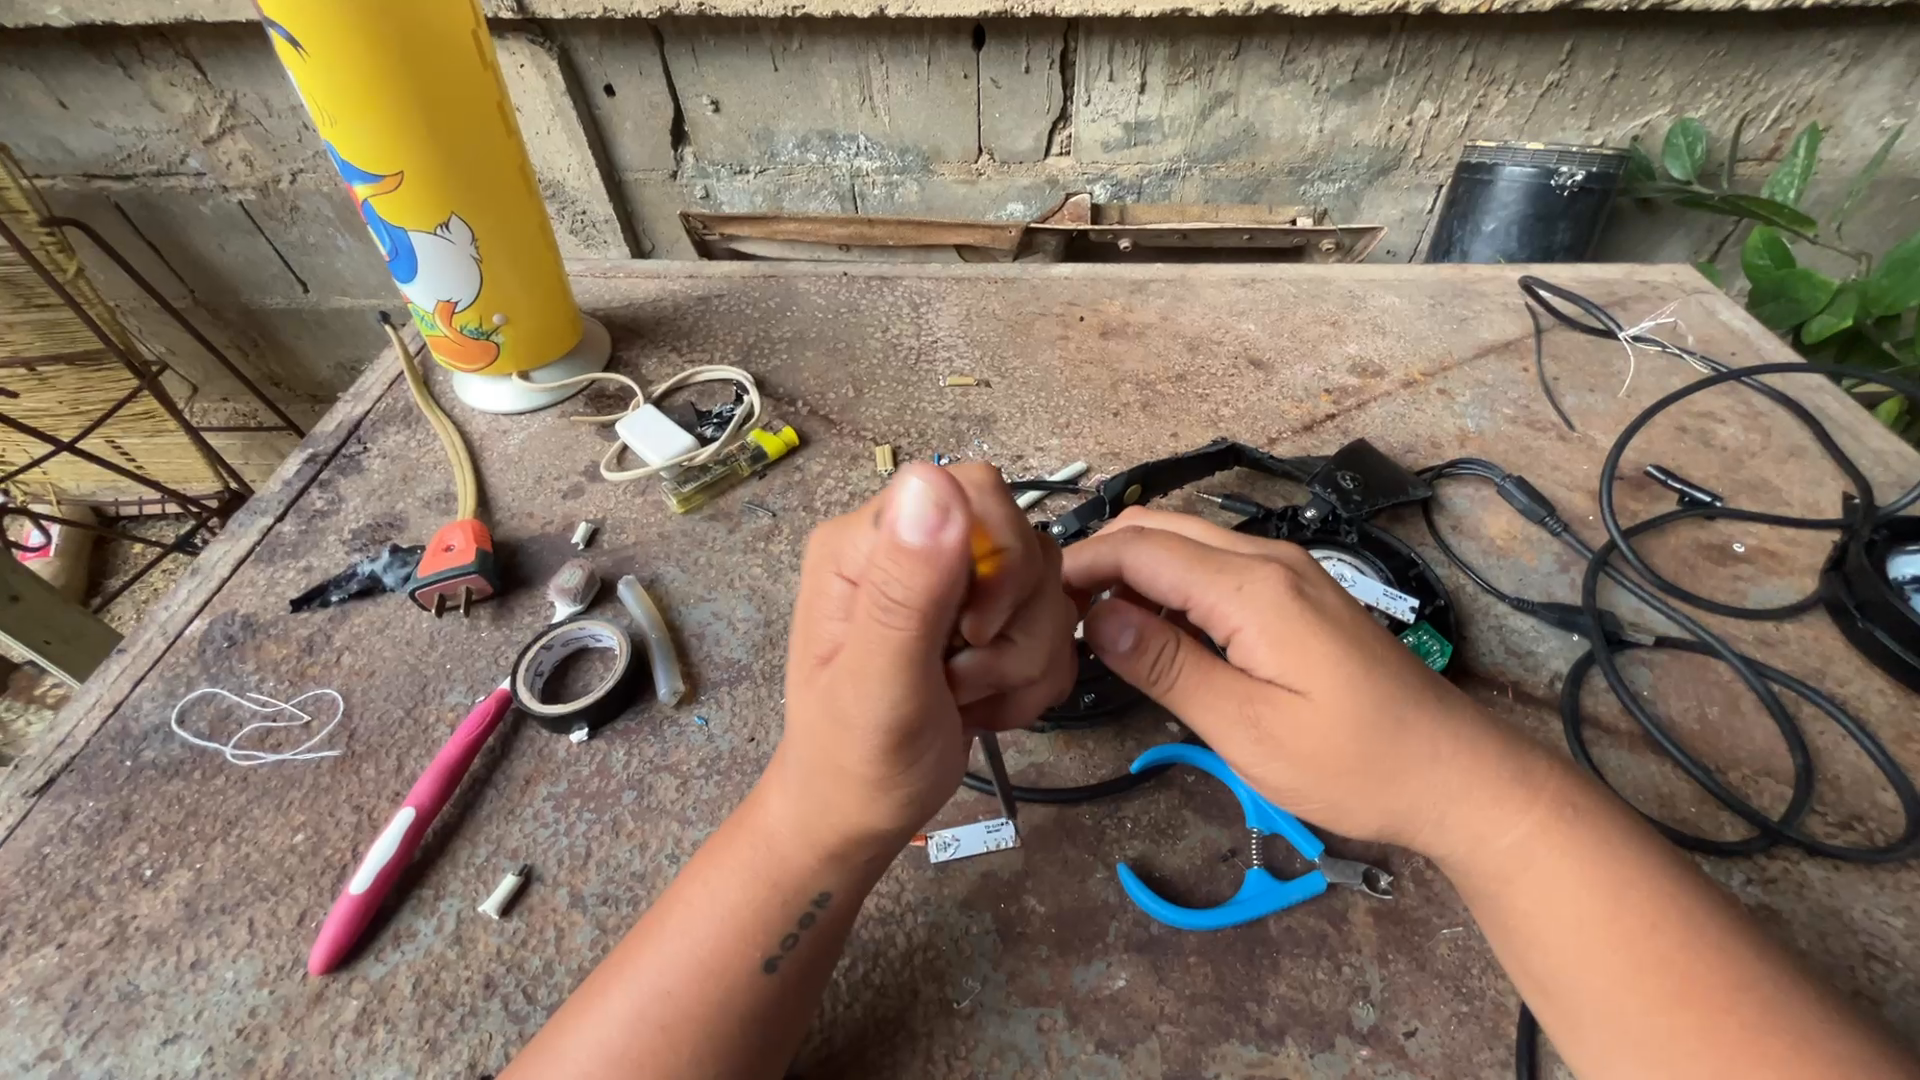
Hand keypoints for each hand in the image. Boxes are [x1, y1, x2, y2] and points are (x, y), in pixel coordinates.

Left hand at [766, 463, 1076, 856]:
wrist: (862, 813)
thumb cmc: (854, 759)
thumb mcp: (877, 682)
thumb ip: (906, 586)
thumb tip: (935, 478)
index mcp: (866, 542)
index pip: (974, 491)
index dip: (1000, 559)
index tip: (976, 630)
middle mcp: (912, 547)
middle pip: (1022, 541)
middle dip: (1013, 623)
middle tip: (963, 676)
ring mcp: (951, 583)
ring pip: (1045, 588)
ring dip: (1022, 660)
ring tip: (967, 699)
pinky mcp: (983, 618)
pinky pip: (1050, 624)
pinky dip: (1032, 676)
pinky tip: (985, 705)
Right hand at [1062, 507, 1533, 854]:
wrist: (1457, 775)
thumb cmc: (1350, 764)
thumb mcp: (1247, 729)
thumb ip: (1165, 665)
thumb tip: (1095, 614)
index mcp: (1251, 588)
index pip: (1139, 549)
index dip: (1080, 566)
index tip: (1037, 601)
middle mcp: (1266, 559)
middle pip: (1158, 529)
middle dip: (1099, 557)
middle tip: (1057, 610)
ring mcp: (1285, 569)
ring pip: (1184, 540)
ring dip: (1130, 566)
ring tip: (1091, 618)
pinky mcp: (1294, 590)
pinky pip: (1211, 564)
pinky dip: (1166, 580)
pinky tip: (1150, 624)